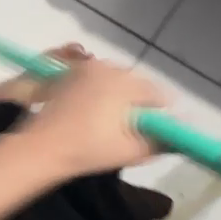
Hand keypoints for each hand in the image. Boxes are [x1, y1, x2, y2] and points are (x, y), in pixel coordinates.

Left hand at [14, 60, 165, 176]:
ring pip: (115, 79)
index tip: (151, 132)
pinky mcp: (67, 73)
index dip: (159, 114)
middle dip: (138, 103)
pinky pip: (94, 78)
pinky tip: (91, 113)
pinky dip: (99, 91)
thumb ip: (160, 141)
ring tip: (108, 123)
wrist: (40, 148)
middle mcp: (106, 67)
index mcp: (124, 83)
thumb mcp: (130, 151)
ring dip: (118, 96)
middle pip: (136, 83)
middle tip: (128, 129)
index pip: (157, 94)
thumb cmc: (87, 150)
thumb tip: (179, 137)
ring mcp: (84, 68)